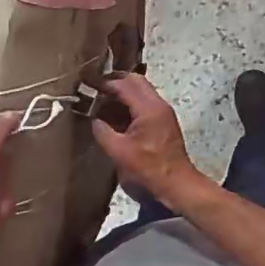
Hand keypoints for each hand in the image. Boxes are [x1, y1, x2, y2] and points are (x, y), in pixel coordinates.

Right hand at [90, 74, 206, 204]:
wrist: (176, 184)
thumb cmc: (148, 168)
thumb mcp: (119, 152)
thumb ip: (103, 132)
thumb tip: (94, 120)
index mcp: (149, 109)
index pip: (124, 85)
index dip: (105, 84)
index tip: (87, 87)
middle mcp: (158, 105)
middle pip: (135, 82)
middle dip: (114, 84)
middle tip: (95, 92)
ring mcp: (163, 113)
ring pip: (140, 91)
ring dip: (122, 95)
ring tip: (101, 104)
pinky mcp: (163, 122)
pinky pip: (144, 104)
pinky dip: (129, 105)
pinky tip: (114, 118)